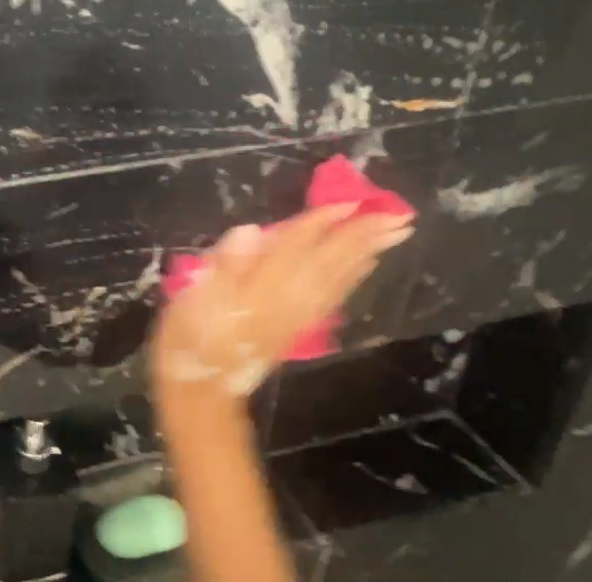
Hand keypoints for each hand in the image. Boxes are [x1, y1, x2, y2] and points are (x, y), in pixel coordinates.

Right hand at [150, 202, 414, 395]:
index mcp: (262, 287)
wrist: (201, 390)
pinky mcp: (298, 325)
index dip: (322, 222)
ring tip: (391, 233)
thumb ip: (224, 266)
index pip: (296, 246)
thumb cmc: (191, 337)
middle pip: (329, 261)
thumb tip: (248, 232)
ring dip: (366, 253)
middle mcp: (289, 298)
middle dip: (362, 237)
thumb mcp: (195, 298)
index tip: (351, 200)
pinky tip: (363, 265)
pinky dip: (352, 276)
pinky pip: (334, 295)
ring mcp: (298, 314)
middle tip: (400, 216)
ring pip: (338, 277)